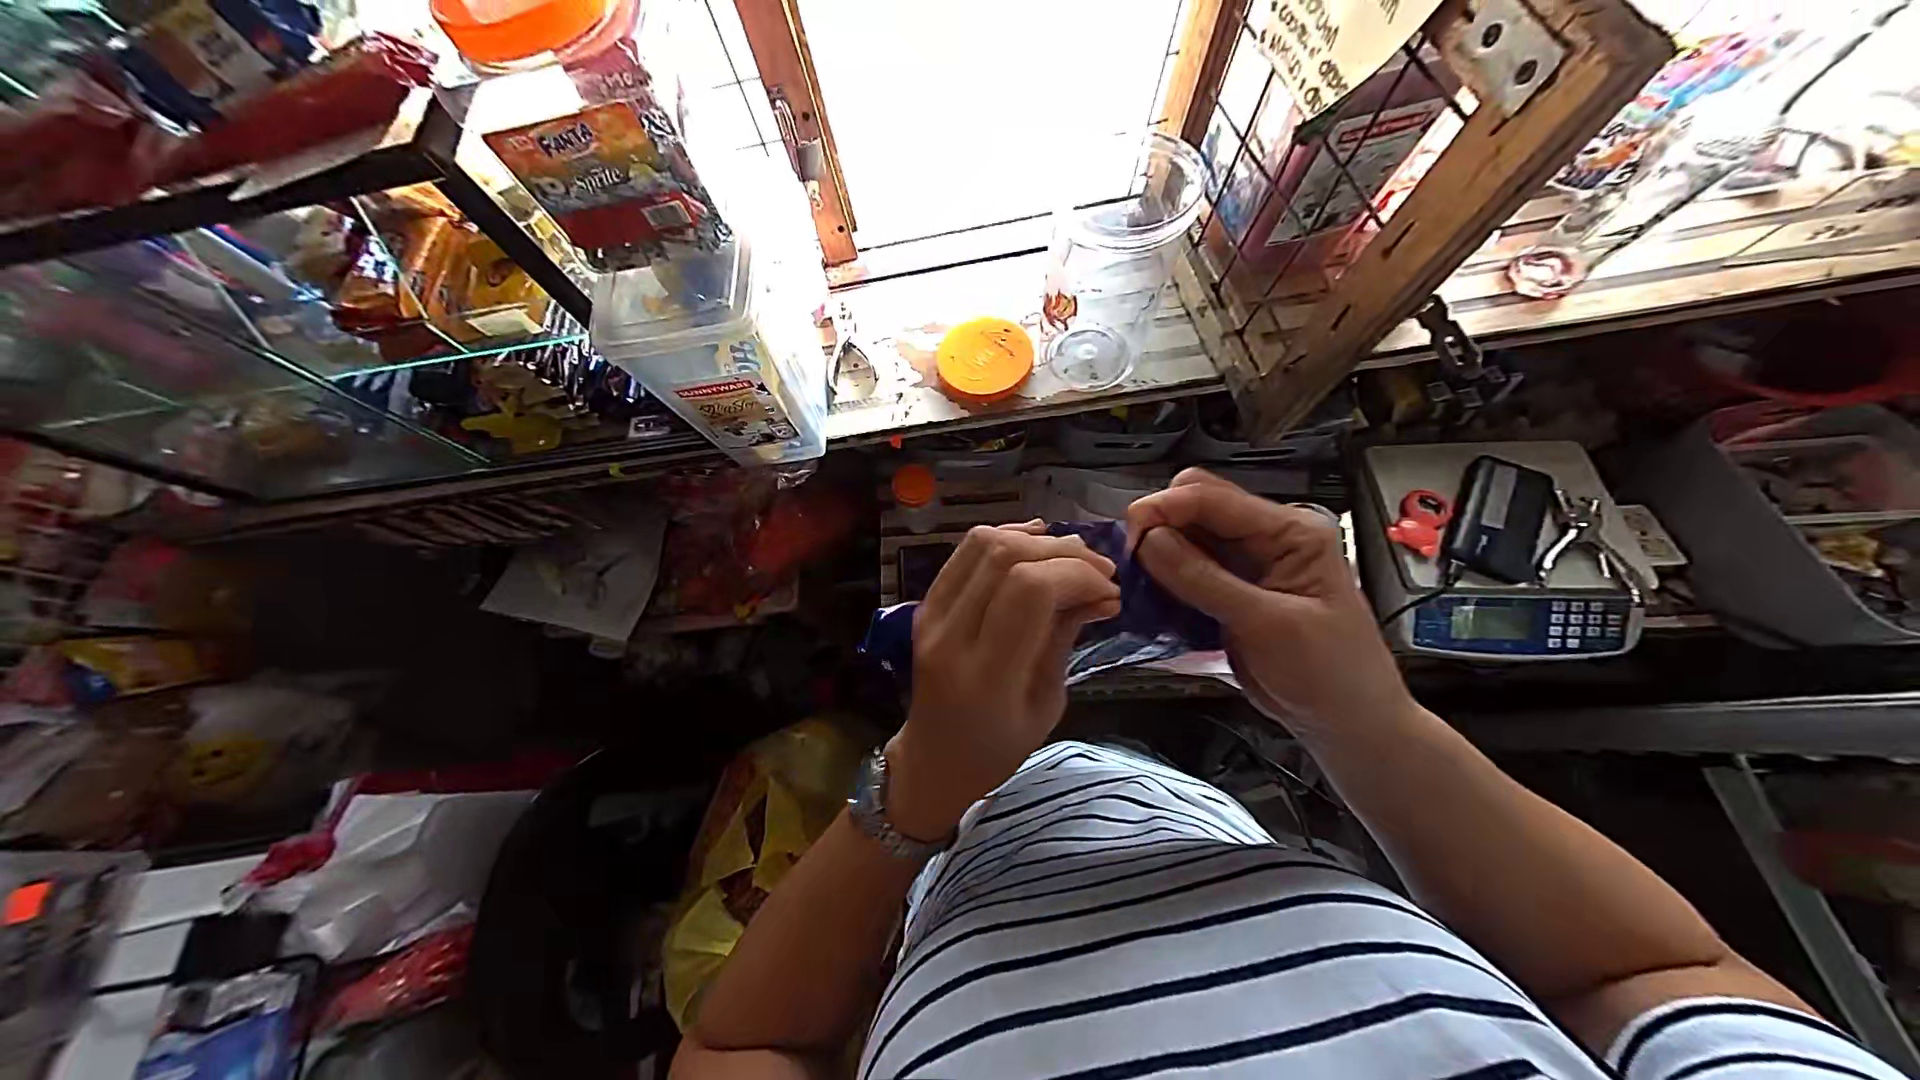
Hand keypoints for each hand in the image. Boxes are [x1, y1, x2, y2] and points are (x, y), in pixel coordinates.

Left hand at [886, 523, 1120, 840]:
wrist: (934, 757)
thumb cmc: (998, 747)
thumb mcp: (1047, 704)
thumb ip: (1065, 637)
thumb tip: (1103, 590)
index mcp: (985, 676)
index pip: (1029, 591)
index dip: (1076, 574)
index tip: (1109, 588)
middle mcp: (949, 636)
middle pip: (1006, 558)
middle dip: (1063, 552)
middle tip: (1100, 569)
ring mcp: (930, 615)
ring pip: (982, 544)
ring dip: (1035, 540)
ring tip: (1071, 556)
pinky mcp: (925, 603)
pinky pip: (965, 552)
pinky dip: (1006, 538)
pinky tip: (1036, 544)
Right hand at [1126, 468, 1414, 737]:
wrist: (1347, 721)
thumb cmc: (1330, 673)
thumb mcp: (1267, 624)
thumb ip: (1205, 579)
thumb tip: (1150, 540)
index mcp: (1290, 531)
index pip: (1212, 497)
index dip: (1164, 509)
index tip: (1130, 539)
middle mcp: (1267, 537)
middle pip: (1194, 506)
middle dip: (1157, 526)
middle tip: (1134, 563)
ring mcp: (1247, 563)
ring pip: (1185, 536)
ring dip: (1157, 553)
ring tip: (1139, 583)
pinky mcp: (1229, 589)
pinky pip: (1186, 567)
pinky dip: (1164, 577)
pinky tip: (1155, 597)